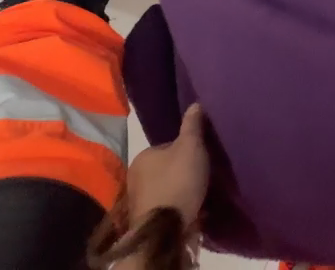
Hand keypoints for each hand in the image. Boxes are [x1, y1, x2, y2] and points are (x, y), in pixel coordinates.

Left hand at [126, 104, 210, 224]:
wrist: (164, 230)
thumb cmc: (177, 181)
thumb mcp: (190, 146)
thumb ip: (192, 125)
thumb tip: (195, 103)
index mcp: (142, 156)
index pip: (167, 146)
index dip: (186, 149)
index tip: (200, 157)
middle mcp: (134, 177)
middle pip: (165, 168)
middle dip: (181, 171)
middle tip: (200, 175)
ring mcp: (138, 201)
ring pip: (165, 188)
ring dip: (178, 191)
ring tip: (198, 194)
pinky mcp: (144, 222)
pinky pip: (165, 207)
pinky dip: (176, 207)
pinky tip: (190, 210)